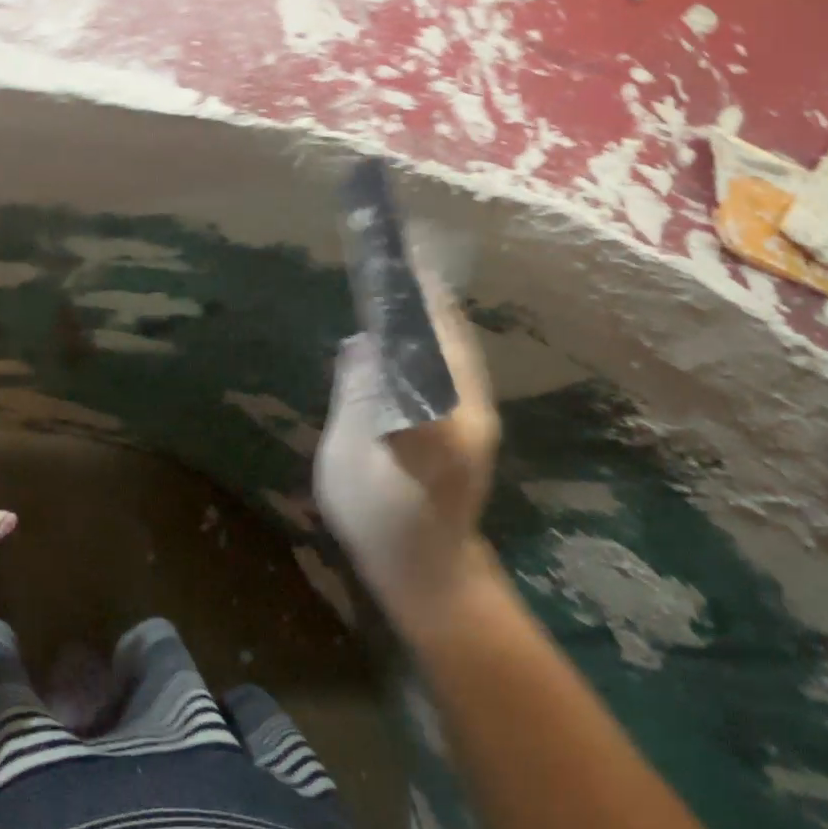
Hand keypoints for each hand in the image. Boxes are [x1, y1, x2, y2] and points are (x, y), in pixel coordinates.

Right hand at [314, 264, 500, 624]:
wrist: (429, 573)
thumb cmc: (378, 521)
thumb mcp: (347, 459)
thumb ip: (355, 395)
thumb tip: (362, 342)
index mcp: (438, 417)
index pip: (425, 338)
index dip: (410, 296)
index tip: (396, 257)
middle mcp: (472, 408)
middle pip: (449, 335)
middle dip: (425, 294)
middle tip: (398, 255)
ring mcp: (481, 416)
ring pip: (457, 348)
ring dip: (432, 313)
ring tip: (404, 279)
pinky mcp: (476, 425)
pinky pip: (455, 366)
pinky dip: (434, 339)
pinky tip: (413, 330)